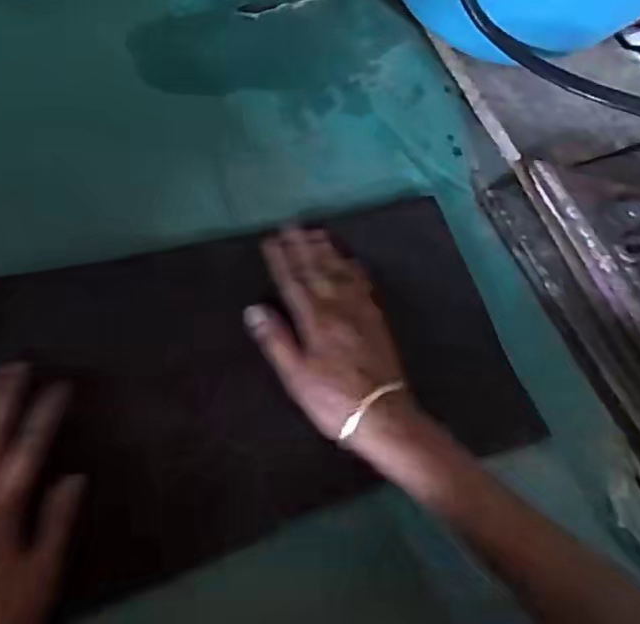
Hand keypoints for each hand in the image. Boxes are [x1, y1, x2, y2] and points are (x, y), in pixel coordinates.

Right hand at [245, 227, 415, 452]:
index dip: (281, 259)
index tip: (271, 239)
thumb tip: (254, 309)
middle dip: (302, 246)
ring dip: (327, 251)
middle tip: (293, 224)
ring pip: (340, 272)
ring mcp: (359, 311)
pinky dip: (354, 269)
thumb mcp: (296, 376)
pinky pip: (363, 285)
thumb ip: (276, 340)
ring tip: (317, 233)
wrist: (384, 415)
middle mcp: (336, 308)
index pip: (292, 281)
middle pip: (316, 270)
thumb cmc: (333, 399)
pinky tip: (351, 260)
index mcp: (314, 320)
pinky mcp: (376, 320)